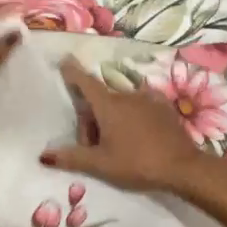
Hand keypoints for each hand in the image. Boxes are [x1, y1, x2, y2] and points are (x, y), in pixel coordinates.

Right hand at [41, 60, 215, 192]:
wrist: (182, 167)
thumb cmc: (137, 164)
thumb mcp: (101, 165)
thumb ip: (72, 157)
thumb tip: (43, 156)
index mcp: (108, 105)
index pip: (85, 82)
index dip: (72, 71)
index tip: (65, 59)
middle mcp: (127, 95)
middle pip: (101, 99)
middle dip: (92, 119)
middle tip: (94, 148)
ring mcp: (148, 98)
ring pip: (121, 103)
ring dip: (113, 118)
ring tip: (118, 145)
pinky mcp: (164, 106)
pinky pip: (140, 104)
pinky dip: (132, 115)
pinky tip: (137, 135)